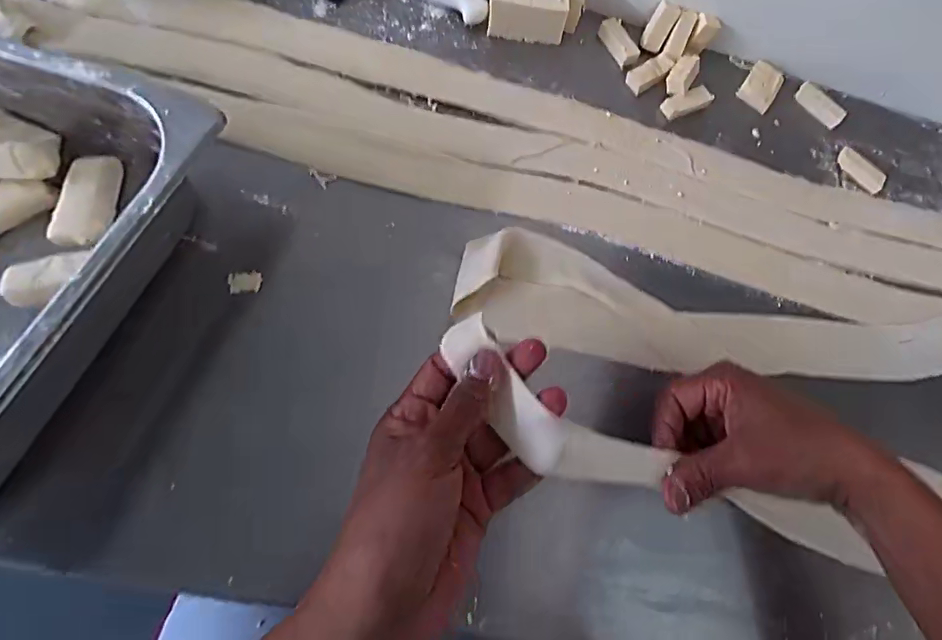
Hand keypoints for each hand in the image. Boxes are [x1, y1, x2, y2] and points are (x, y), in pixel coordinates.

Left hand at [278, 340, 566, 639]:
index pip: (444, 373)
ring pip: (500, 435)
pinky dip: (531, 460)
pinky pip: (510, 473)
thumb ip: (463, 407)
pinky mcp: (480, 504)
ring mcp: (460, 474)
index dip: (474, 352)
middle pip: (479, 400)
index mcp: (411, 421)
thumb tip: (485, 360)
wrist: (385, 611)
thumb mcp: (426, 454)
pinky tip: (551, 444)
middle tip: (539, 353)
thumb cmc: (391, 523)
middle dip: (509, 378)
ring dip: (527, 418)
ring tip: (556, 397)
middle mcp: (437, 441)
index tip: (505, 330)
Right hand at [651, 361, 893, 515]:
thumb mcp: (740, 463)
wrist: (845, 468)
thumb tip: (668, 490)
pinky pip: (715, 444)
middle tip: (680, 481)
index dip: (664, 432)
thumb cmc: (801, 448)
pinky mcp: (749, 431)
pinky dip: (710, 464)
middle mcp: (728, 389)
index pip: (673, 398)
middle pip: (682, 415)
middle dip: (679, 450)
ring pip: (698, 433)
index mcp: (723, 381)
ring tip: (702, 486)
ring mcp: (739, 410)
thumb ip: (697, 475)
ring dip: (695, 461)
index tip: (665, 466)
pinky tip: (718, 484)